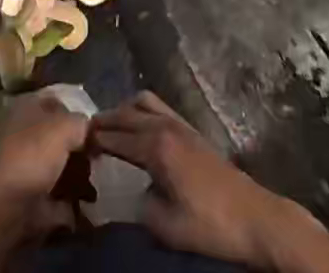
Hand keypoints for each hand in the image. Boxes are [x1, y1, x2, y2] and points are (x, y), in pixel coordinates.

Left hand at [0, 94, 90, 239]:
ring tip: (94, 181)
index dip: (82, 113)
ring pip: (64, 163)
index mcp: (29, 107)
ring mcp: (29, 164)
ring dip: (82, 173)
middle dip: (84, 147)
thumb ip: (85, 124)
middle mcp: (27, 132)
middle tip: (99, 157)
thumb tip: (92, 133)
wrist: (6, 209)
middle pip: (64, 135)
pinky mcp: (33, 193)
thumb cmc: (34, 155)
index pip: (62, 102)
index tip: (100, 129)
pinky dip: (74, 196)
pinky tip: (86, 199)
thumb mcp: (67, 126)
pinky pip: (61, 190)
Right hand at [92, 93, 320, 269]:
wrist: (254, 217)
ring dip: (124, 111)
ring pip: (145, 102)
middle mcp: (168, 127)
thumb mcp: (165, 225)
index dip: (94, 138)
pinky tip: (137, 129)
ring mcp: (183, 125)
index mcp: (157, 147)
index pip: (116, 135)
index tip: (74, 144)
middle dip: (104, 120)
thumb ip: (139, 204)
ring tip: (108, 129)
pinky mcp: (193, 131)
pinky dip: (141, 112)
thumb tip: (128, 193)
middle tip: (84, 135)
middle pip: (127, 113)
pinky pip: (160, 108)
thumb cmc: (209, 224)